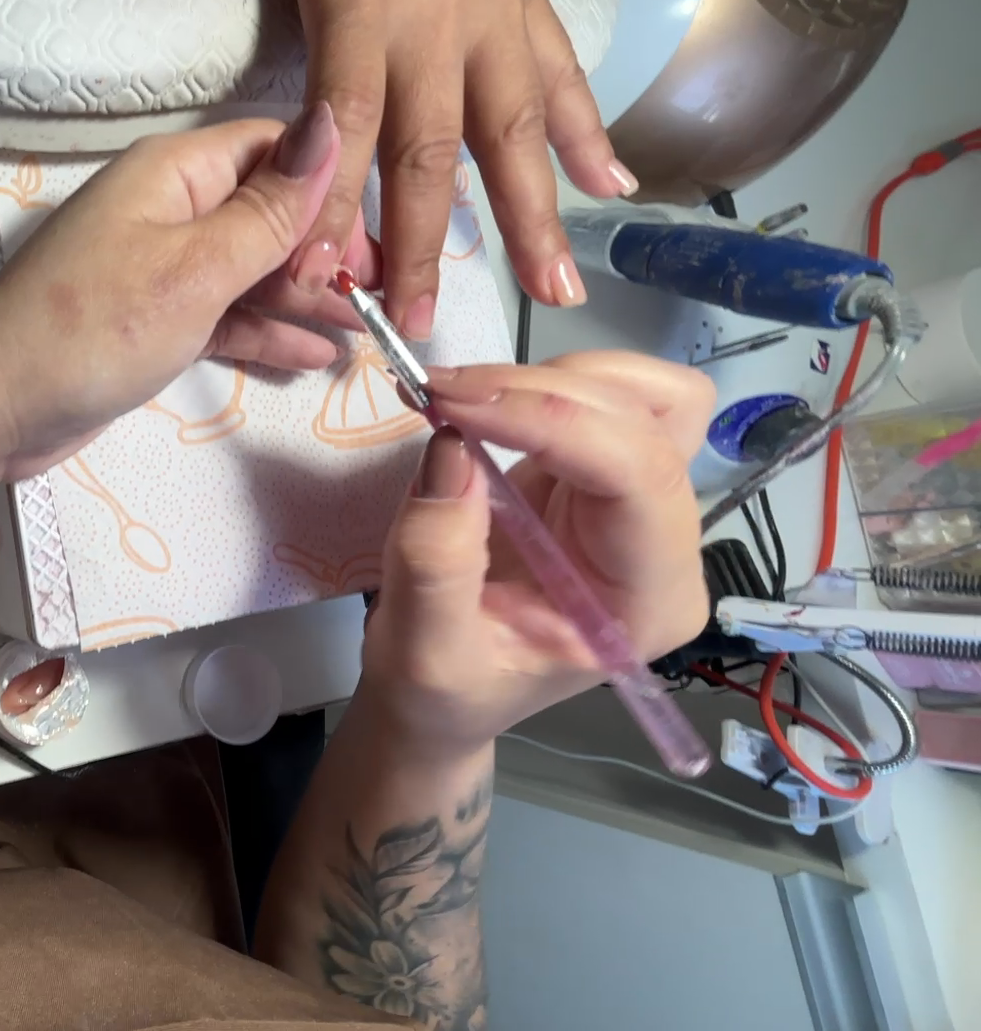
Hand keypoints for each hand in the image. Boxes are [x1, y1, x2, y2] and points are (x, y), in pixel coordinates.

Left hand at [0, 106, 349, 479]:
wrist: (0, 407)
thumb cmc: (94, 329)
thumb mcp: (191, 268)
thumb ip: (264, 211)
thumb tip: (330, 128)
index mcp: (171, 174)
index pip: (270, 152)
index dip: (326, 190)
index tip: (366, 247)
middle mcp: (165, 213)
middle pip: (263, 216)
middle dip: (320, 253)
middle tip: (374, 300)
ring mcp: (156, 272)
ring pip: (246, 273)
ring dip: (300, 299)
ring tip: (362, 330)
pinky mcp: (150, 324)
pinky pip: (220, 317)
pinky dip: (262, 333)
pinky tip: (312, 355)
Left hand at [132, 0, 636, 339]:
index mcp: (362, 11)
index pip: (341, 130)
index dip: (328, 207)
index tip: (316, 278)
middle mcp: (435, 28)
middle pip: (426, 156)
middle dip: (420, 246)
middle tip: (419, 321)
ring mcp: (489, 19)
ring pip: (511, 131)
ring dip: (531, 215)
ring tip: (552, 286)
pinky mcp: (523, 3)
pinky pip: (562, 74)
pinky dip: (589, 130)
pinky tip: (614, 184)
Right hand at [356, 353, 713, 756]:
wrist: (440, 700)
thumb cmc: (438, 690)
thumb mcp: (422, 644)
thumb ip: (435, 557)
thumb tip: (450, 448)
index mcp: (642, 599)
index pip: (636, 476)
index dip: (551, 423)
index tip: (451, 406)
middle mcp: (657, 545)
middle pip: (653, 422)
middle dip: (541, 391)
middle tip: (436, 394)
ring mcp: (626, 510)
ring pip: (640, 399)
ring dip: (547, 379)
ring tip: (456, 396)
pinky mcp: (585, 487)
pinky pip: (593, 409)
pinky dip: (533, 388)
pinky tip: (473, 405)